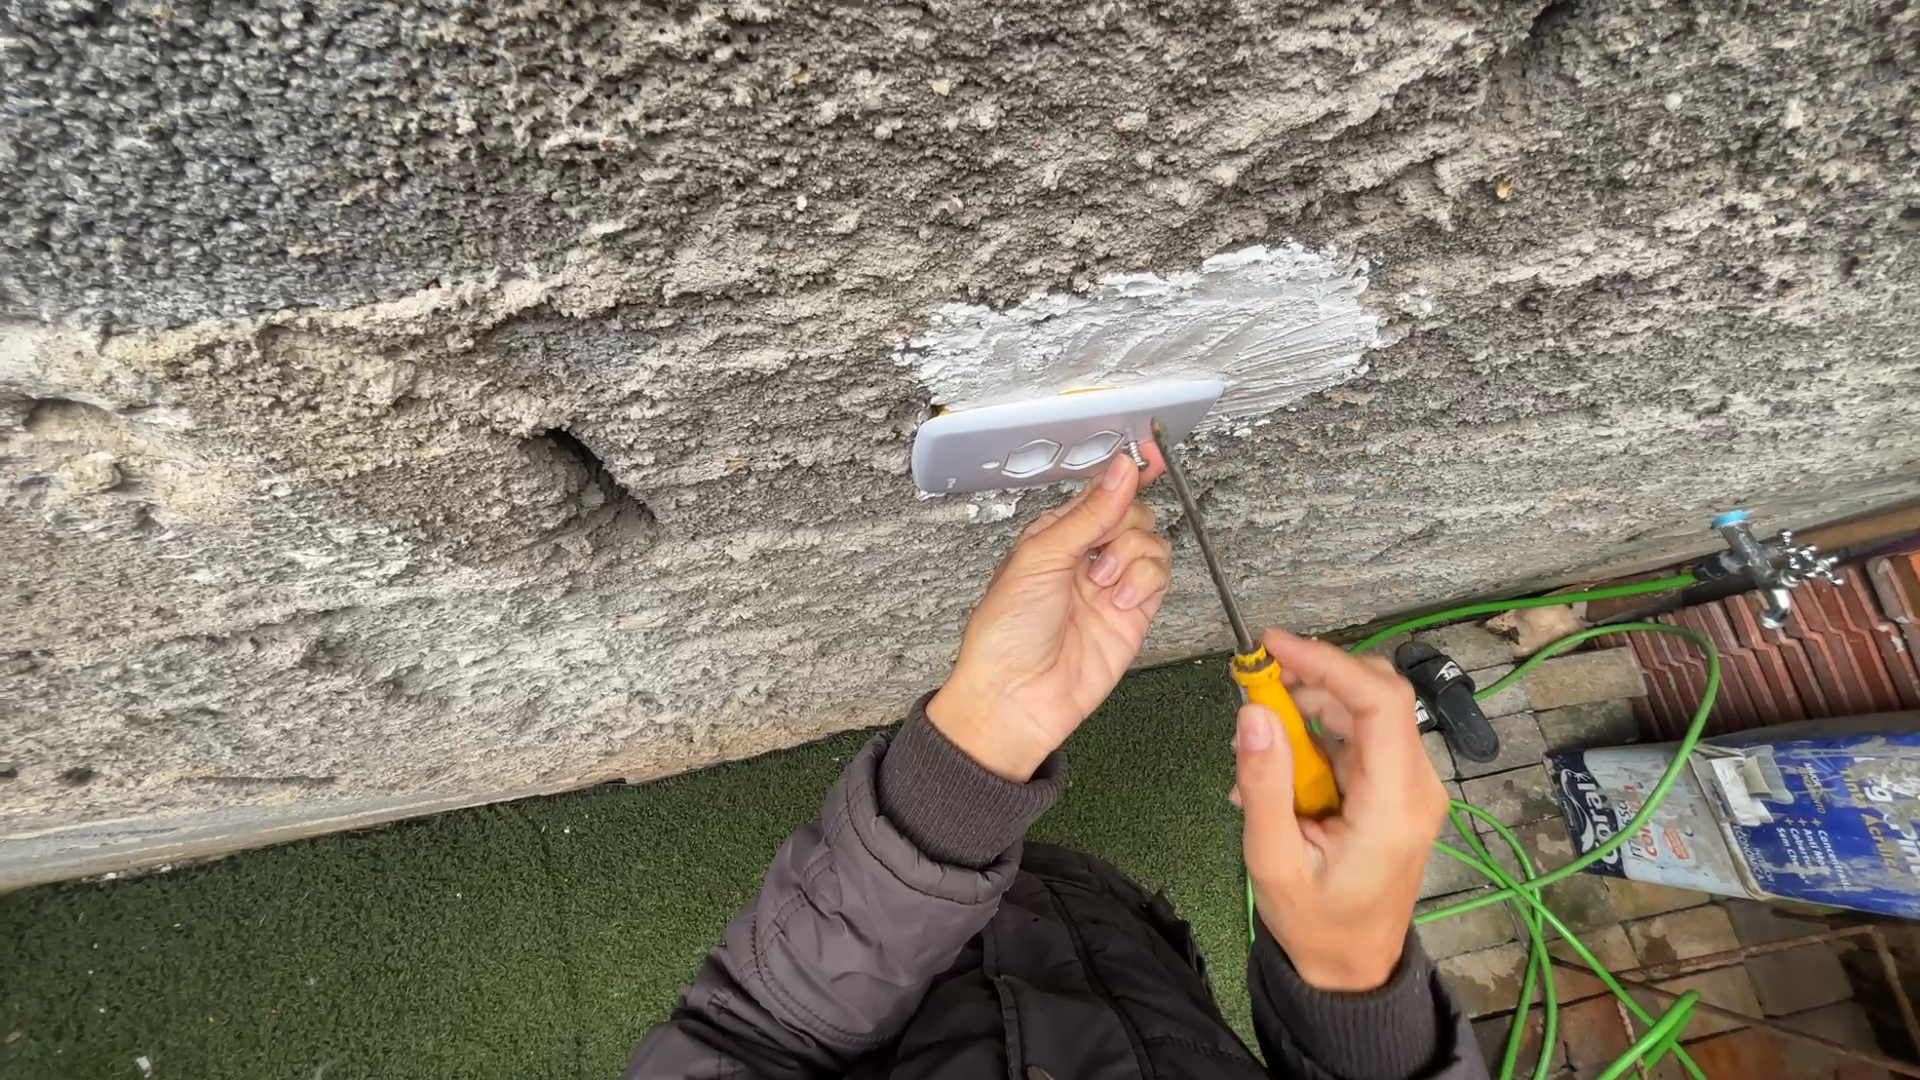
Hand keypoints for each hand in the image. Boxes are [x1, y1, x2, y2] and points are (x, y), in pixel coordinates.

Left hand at [927, 449, 1170, 781]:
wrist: (1016, 697)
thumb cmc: (1005, 632)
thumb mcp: (1040, 558)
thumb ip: (1089, 514)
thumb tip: (1122, 470)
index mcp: (1054, 536)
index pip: (1099, 493)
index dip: (1125, 474)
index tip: (1152, 454)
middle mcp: (1085, 557)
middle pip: (1132, 514)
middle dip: (1125, 524)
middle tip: (1102, 548)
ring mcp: (1111, 585)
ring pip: (1151, 543)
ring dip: (1133, 555)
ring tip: (1104, 583)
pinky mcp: (1133, 614)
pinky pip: (1159, 576)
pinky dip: (1146, 580)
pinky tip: (1121, 598)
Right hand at [1234, 628, 1450, 991]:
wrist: (1350, 965)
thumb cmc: (1314, 919)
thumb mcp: (1273, 859)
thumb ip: (1262, 784)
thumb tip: (1252, 710)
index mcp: (1394, 804)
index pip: (1379, 703)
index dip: (1326, 661)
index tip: (1270, 645)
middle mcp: (1415, 784)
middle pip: (1377, 693)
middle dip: (1314, 673)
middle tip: (1255, 680)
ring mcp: (1407, 783)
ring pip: (1364, 705)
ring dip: (1308, 699)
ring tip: (1257, 733)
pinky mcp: (1391, 784)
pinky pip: (1354, 730)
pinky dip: (1312, 724)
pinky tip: (1276, 757)